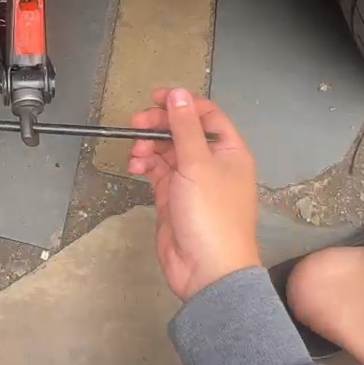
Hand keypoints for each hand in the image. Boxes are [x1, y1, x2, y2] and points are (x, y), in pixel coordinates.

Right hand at [126, 87, 259, 300]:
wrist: (207, 270)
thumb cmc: (211, 215)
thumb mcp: (197, 165)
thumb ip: (184, 127)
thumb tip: (178, 94)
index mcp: (229, 151)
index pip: (206, 115)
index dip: (182, 104)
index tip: (156, 98)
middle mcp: (212, 163)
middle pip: (183, 131)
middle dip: (159, 125)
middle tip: (136, 124)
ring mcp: (192, 181)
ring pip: (167, 151)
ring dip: (149, 146)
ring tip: (135, 152)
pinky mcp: (173, 197)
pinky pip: (157, 171)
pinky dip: (145, 165)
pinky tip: (134, 166)